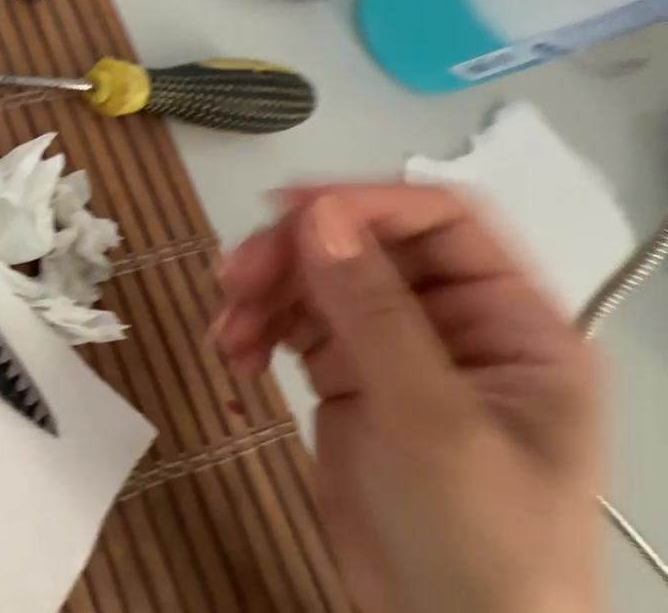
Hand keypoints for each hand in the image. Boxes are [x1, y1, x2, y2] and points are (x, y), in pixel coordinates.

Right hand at [212, 185, 601, 612]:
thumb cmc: (473, 534)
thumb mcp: (429, 419)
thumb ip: (373, 312)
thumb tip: (316, 214)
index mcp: (511, 325)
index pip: (440, 224)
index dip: (364, 204)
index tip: (282, 212)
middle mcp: (453, 325)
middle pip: (361, 246)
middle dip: (292, 256)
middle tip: (234, 279)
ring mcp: (395, 352)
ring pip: (315, 281)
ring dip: (262, 293)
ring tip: (227, 330)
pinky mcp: (345, 378)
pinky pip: (290, 323)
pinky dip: (254, 328)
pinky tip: (232, 353)